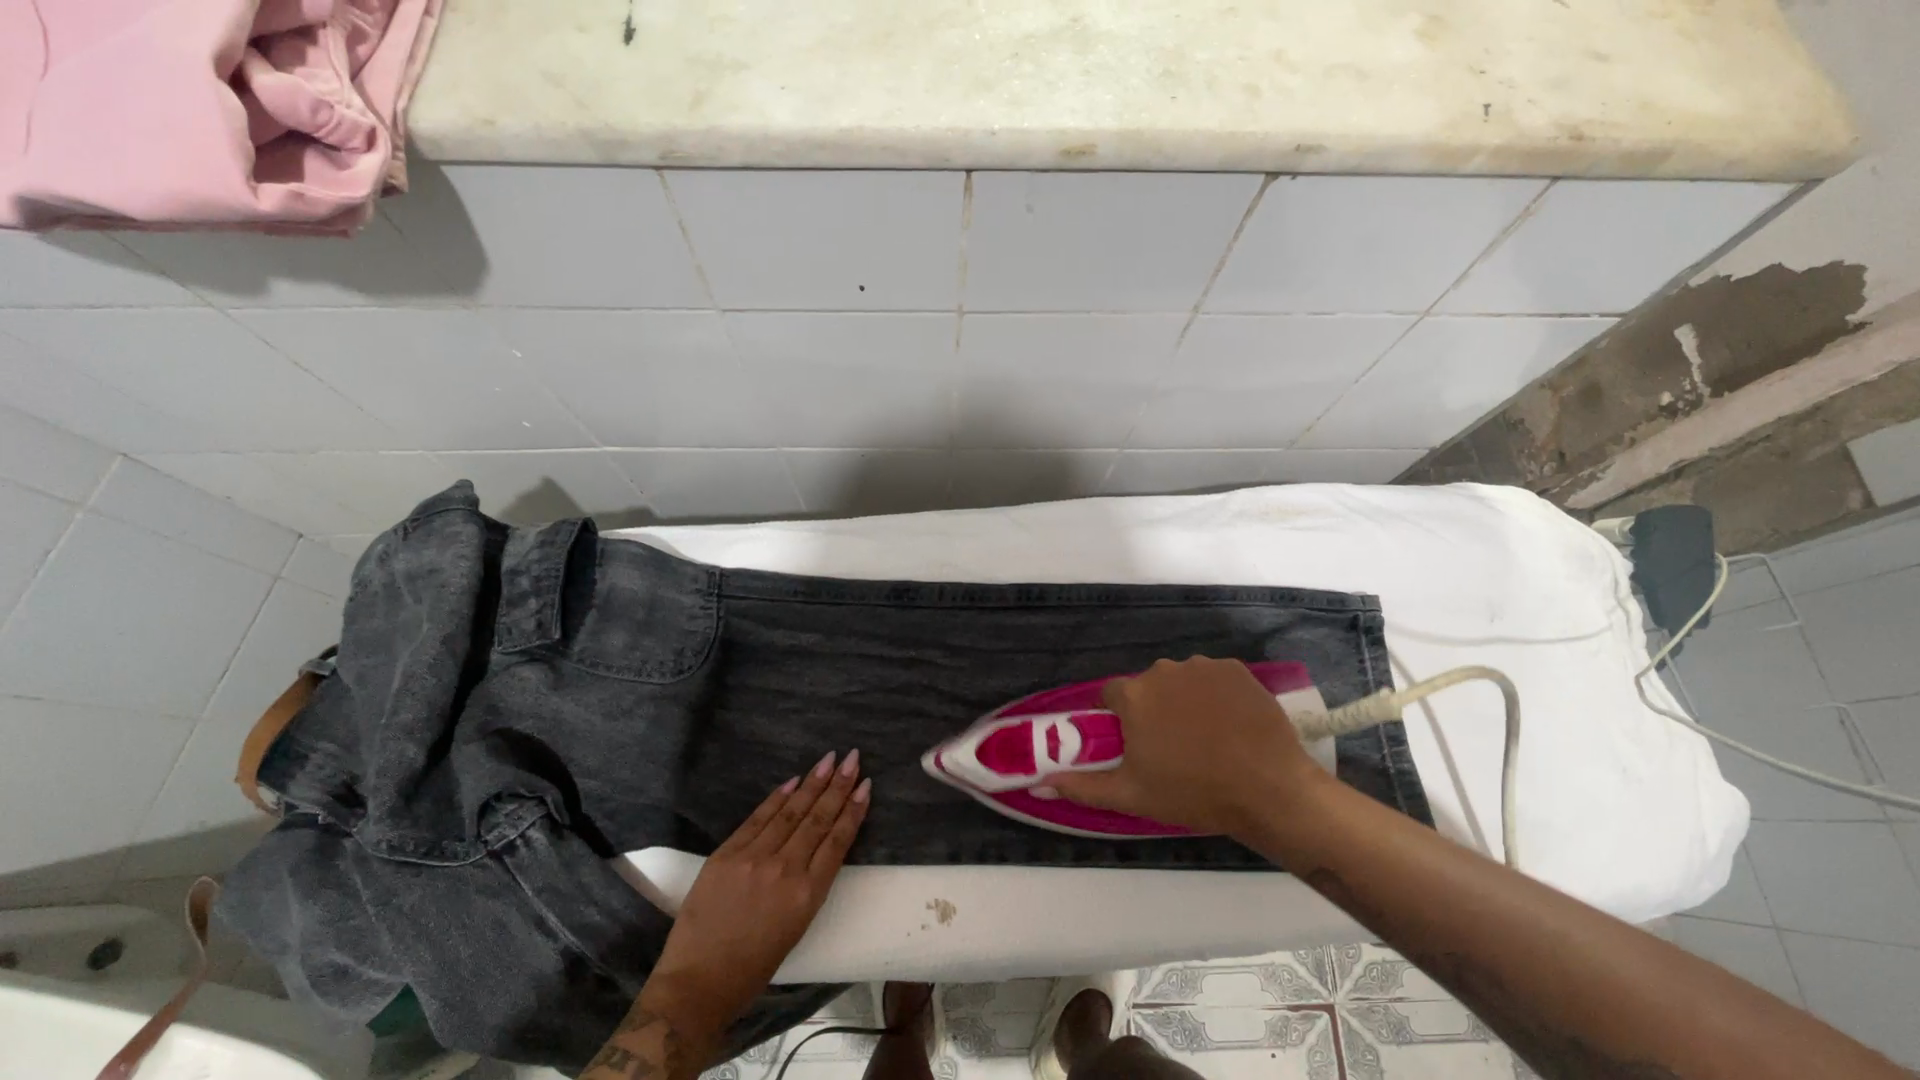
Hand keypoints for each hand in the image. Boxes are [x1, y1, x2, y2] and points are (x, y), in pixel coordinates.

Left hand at [646, 751, 870, 1032]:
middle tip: (852, 758)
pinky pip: (757, 819)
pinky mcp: (726, 855)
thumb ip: (808, 886)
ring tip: (828, 760)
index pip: (837, 841)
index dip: (853, 810)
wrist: (699, 981)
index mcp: (808, 894)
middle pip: (817, 819)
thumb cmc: (753, 966)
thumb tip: (813, 849)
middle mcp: (785, 869)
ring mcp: (753, 858)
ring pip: (790, 812)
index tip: (865, 785)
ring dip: (811, 783)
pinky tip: (792, 782)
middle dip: (837, 786)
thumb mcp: (796, 927)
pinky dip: (776, 798)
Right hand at [1048, 656, 1324, 836]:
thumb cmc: (1192, 792)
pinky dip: (1216, 697)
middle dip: (1153, 711)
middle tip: (1171, 749)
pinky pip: (1214, 679)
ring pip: (1181, 681)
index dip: (1118, 721)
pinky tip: (1230, 726)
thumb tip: (1039, 784)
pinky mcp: (1237, 670)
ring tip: (1205, 739)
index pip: (1111, 698)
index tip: (1133, 746)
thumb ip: (1081, 786)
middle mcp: (1163, 671)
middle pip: (1147, 687)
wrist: (1268, 788)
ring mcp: (1203, 667)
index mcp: (1133, 696)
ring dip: (1184, 702)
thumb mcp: (1130, 795)